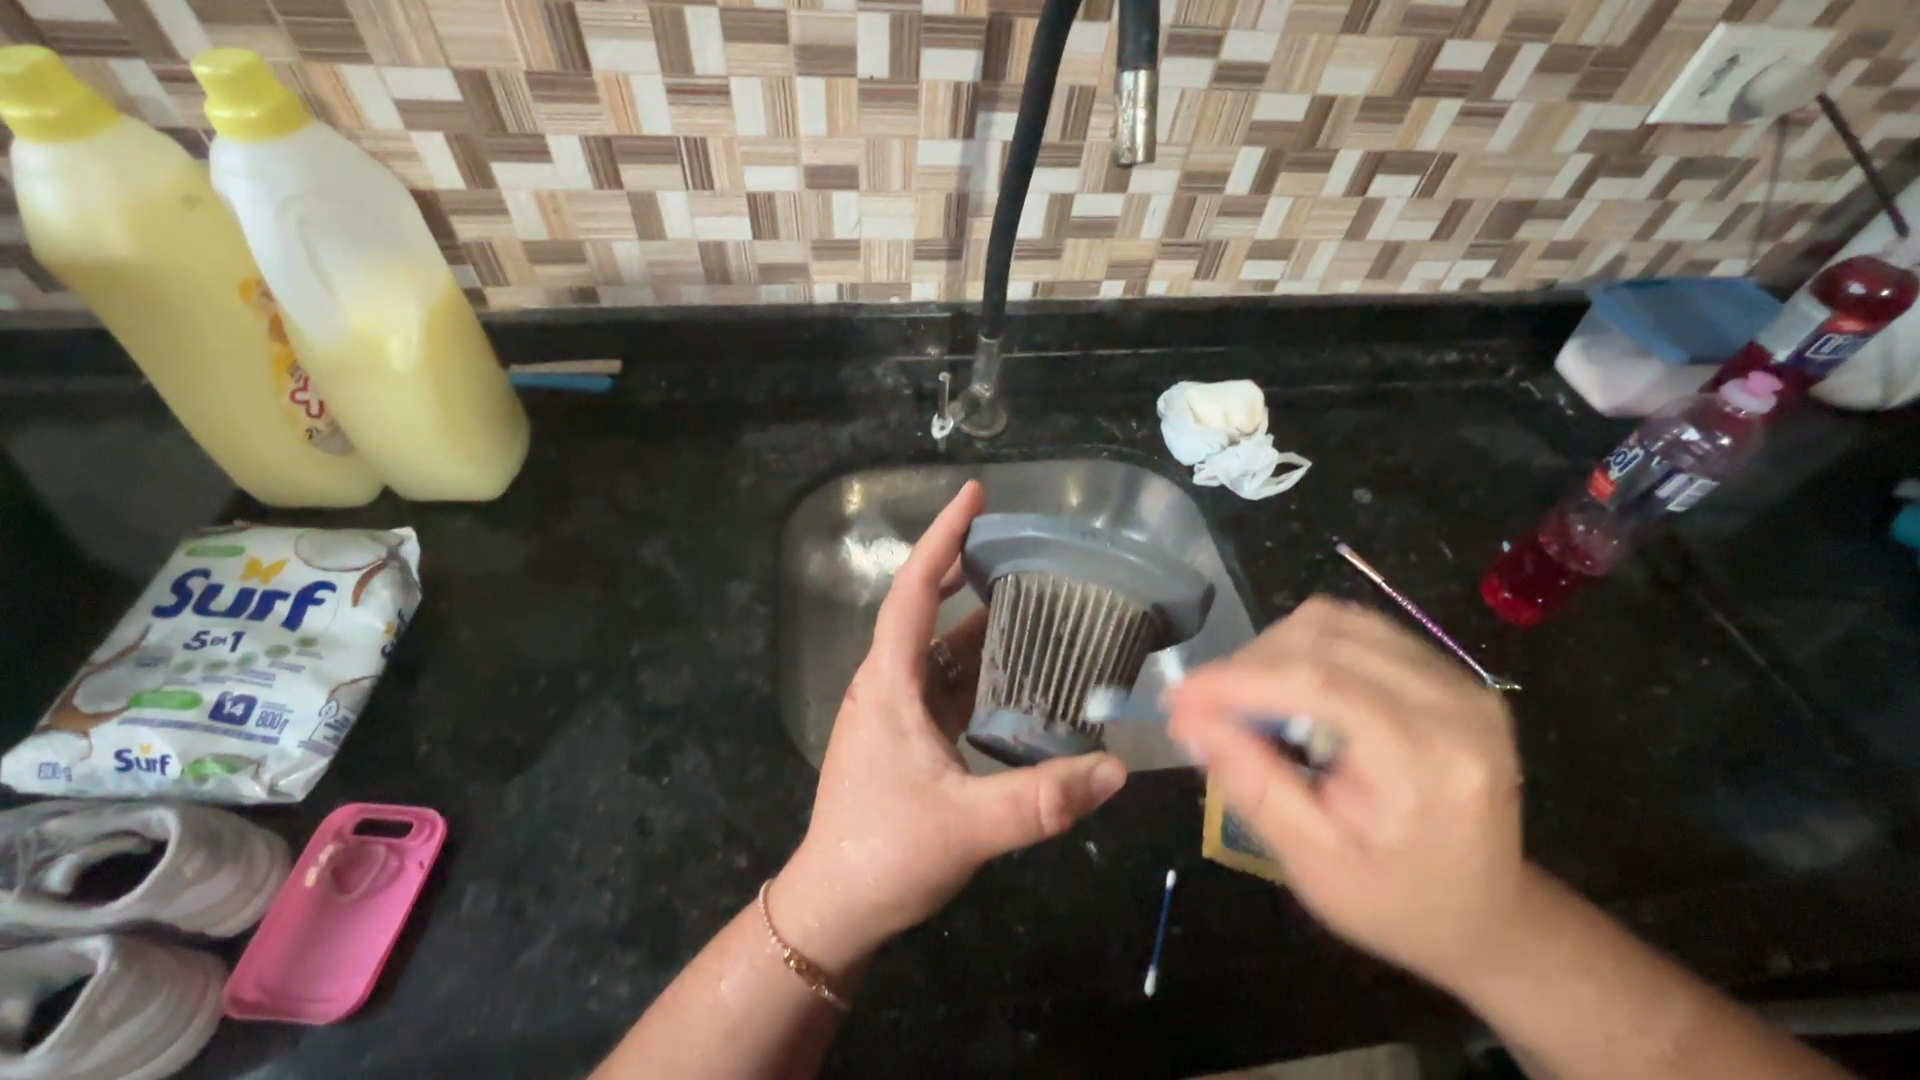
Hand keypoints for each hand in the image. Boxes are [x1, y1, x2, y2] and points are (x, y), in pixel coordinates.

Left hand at [771, 481, 1128, 973]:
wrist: (834, 907)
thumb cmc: (884, 854)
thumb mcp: (968, 826)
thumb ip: (1042, 800)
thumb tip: (1117, 770)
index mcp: (888, 684)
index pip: (912, 590)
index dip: (942, 537)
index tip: (974, 494)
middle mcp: (885, 686)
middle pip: (922, 608)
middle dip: (962, 567)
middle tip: (1015, 542)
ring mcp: (893, 713)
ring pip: (936, 648)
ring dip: (976, 619)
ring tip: (1031, 596)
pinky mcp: (904, 739)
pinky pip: (944, 684)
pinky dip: (977, 665)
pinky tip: (1017, 671)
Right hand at [1166, 597, 1525, 987]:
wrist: (1486, 915)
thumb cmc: (1395, 902)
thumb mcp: (1314, 862)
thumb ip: (1253, 784)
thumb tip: (1189, 722)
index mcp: (1426, 759)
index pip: (1317, 681)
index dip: (1235, 679)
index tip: (1176, 698)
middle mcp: (1454, 703)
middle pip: (1325, 638)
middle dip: (1247, 664)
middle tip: (1202, 707)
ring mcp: (1460, 682)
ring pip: (1339, 622)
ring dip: (1273, 650)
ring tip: (1242, 698)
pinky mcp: (1451, 675)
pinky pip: (1362, 631)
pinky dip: (1306, 647)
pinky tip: (1286, 687)